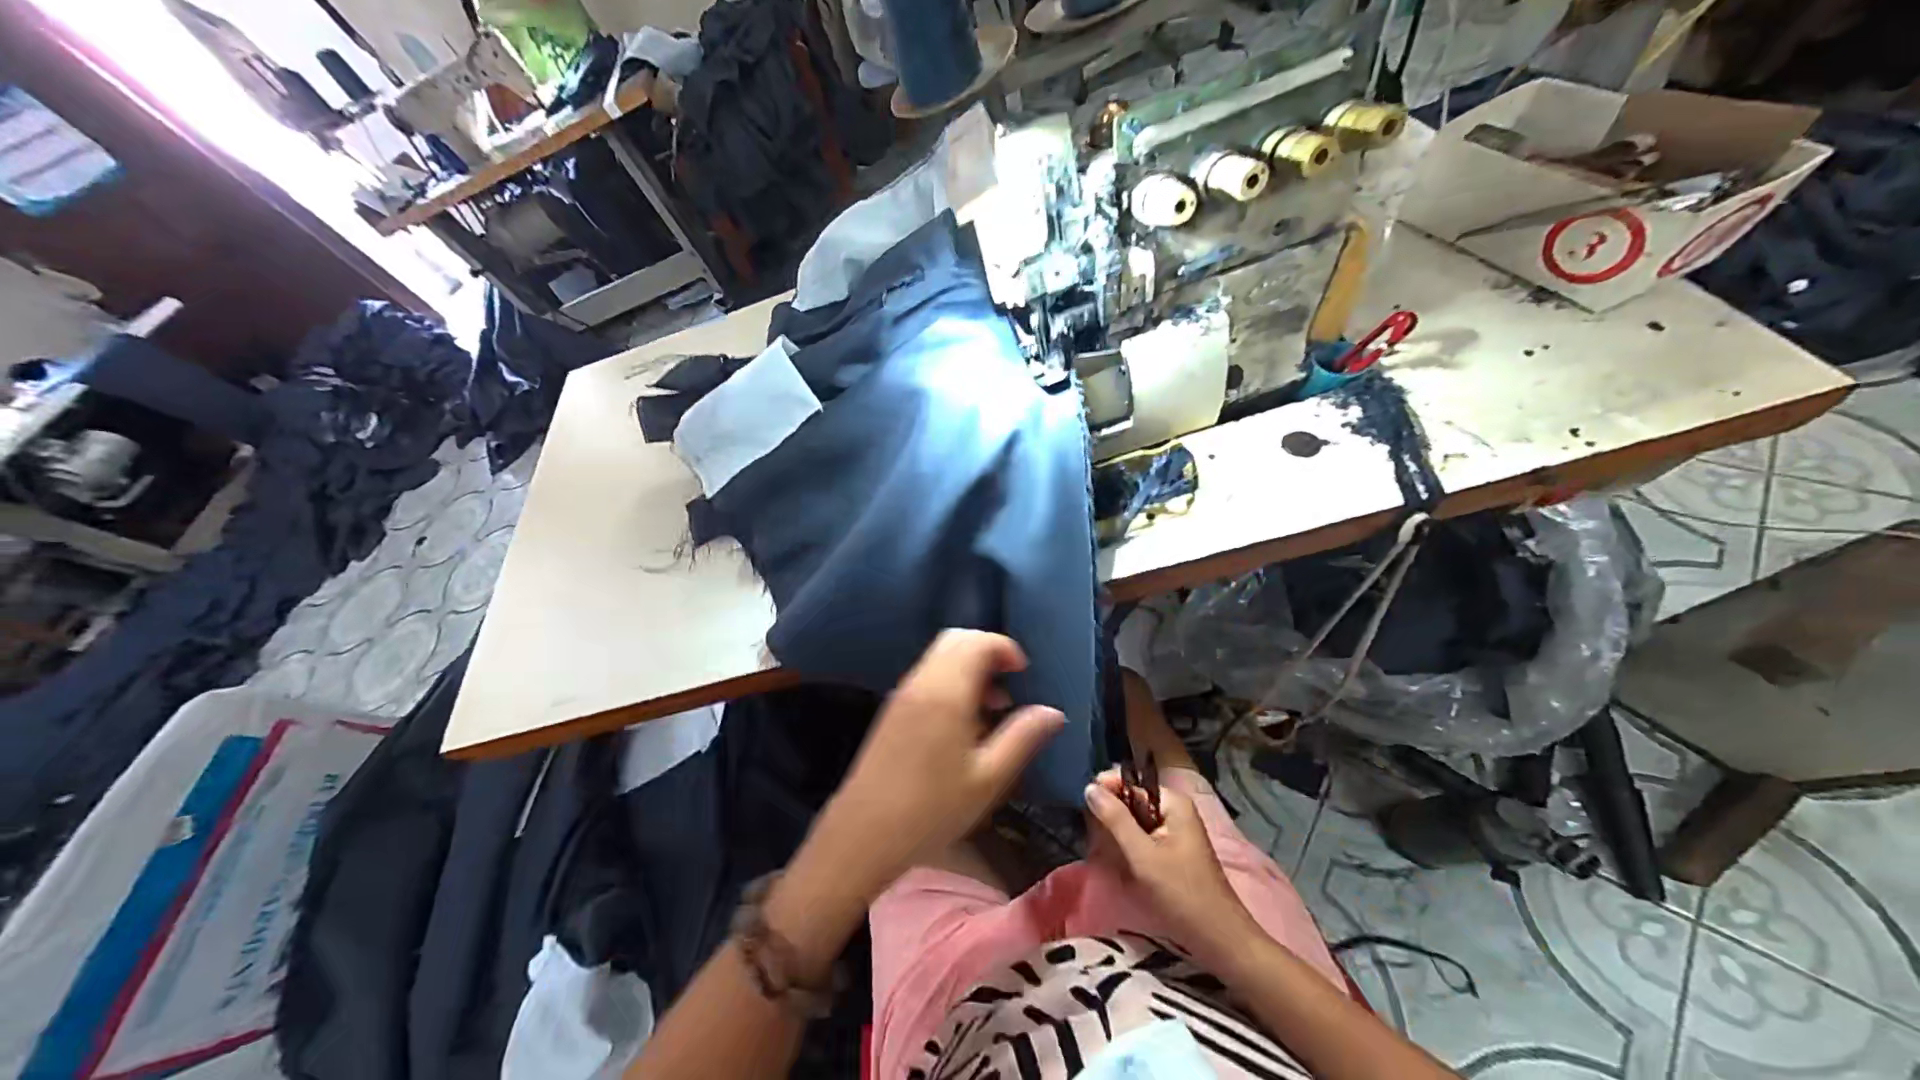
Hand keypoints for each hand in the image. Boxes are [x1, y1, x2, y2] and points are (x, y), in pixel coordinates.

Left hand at [811, 630, 1064, 894]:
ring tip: (991, 710)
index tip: (1024, 675)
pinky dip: (950, 681)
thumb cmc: (932, 809)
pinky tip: (962, 724)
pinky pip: (926, 675)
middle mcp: (921, 682)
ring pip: (939, 656)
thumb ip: (1022, 738)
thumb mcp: (988, 779)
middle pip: (956, 639)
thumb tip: (1052, 712)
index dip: (1006, 649)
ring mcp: (901, 694)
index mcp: (946, 692)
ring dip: (969, 668)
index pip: (978, 642)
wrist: (863, 834)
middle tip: (1009, 688)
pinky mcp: (892, 710)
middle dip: (987, 652)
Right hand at [1084, 770, 1259, 962]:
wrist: (1218, 939)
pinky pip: (1140, 838)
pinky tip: (1118, 864)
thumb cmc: (1182, 894)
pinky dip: (1126, 848)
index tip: (1085, 810)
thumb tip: (1089, 787)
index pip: (1129, 782)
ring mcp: (1173, 831)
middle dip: (1110, 817)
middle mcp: (1174, 810)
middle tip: (1096, 839)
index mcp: (1173, 802)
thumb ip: (1115, 819)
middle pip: (1129, 800)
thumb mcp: (1143, 855)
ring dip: (1116, 835)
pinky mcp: (1170, 851)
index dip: (1105, 791)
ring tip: (1105, 853)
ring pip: (1132, 821)